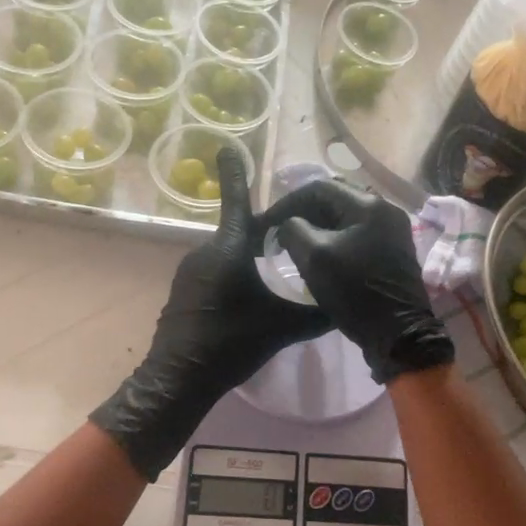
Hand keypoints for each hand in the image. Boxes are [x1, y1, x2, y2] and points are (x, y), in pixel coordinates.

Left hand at [92, 148, 330, 479]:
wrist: (178, 380)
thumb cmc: (230, 345)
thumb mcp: (282, 328)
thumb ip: (316, 314)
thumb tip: (347, 306)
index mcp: (230, 250)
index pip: (238, 202)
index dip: (235, 173)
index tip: (227, 145)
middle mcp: (207, 252)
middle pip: (243, 233)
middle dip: (268, 234)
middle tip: (297, 240)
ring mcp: (191, 271)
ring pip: (230, 255)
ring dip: (252, 258)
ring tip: (278, 276)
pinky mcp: (185, 291)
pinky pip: (216, 272)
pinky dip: (235, 276)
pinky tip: (250, 300)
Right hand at [261, 180, 453, 383]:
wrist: (397, 331)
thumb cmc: (354, 291)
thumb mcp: (314, 257)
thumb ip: (293, 230)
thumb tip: (288, 224)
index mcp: (368, 204)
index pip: (319, 188)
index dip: (288, 202)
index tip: (268, 222)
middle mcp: (386, 209)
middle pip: (336, 198)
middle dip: (304, 211)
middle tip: (281, 230)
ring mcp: (394, 229)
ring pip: (347, 216)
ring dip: (320, 224)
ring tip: (297, 241)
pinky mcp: (395, 249)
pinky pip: (359, 232)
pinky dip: (336, 236)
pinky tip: (322, 252)